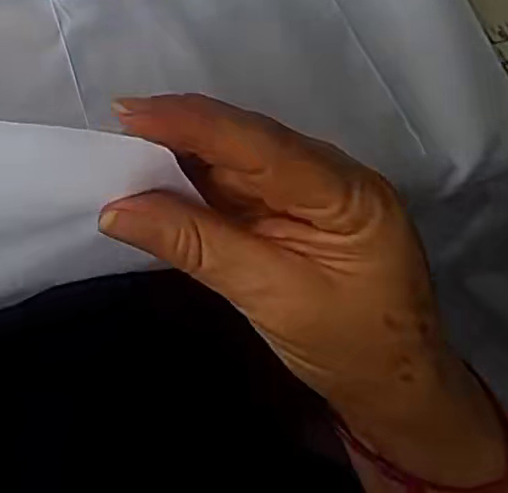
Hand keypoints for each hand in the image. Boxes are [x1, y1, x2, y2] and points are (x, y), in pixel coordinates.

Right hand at [96, 95, 507, 488]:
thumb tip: (112, 209)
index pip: (256, 143)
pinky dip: (176, 165)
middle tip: (112, 129)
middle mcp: (321, 172)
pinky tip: (146, 165)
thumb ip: (193, 243)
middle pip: (235, 133)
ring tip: (118, 146)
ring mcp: (294, 181)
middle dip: (172, 125)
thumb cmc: (353, 348)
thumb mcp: (271, 298)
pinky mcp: (269, 194)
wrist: (395, 393)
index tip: (126, 113)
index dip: (189, 123)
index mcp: (345, 193)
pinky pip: (214, 167)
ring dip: (168, 142)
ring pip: (219, 144)